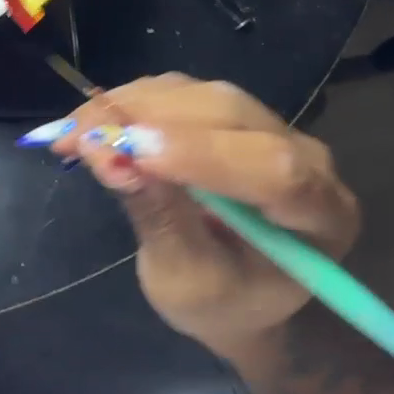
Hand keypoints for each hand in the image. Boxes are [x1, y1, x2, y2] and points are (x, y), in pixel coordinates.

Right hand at [44, 74, 360, 353]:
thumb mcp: (188, 281)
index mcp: (321, 214)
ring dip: (126, 106)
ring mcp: (263, 123)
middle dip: (149, 121)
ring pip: (193, 93)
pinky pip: (172, 89)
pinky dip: (123, 102)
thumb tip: (111, 158)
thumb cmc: (222, 304)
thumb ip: (158, 218)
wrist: (233, 292)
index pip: (275, 170)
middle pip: (228, 114)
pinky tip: (88, 124)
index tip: (133, 152)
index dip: (202, 154)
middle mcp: (304, 155)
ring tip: (72, 135)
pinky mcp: (222, 109)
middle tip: (80, 138)